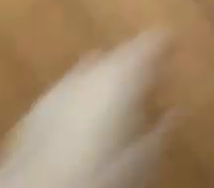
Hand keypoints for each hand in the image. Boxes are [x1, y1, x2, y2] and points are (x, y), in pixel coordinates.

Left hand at [0, 32, 171, 187]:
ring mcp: (61, 84)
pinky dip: (84, 92)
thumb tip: (175, 110)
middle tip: (153, 71)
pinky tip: (89, 111)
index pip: (146, 46)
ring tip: (124, 93)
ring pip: (91, 70)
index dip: (163, 42)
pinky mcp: (38, 105)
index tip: (174, 40)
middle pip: (117, 56)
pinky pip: (70, 88)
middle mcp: (88, 70)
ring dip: (107, 76)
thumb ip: (160, 128)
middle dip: (134, 61)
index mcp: (118, 75)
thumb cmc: (100, 174)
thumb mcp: (142, 158)